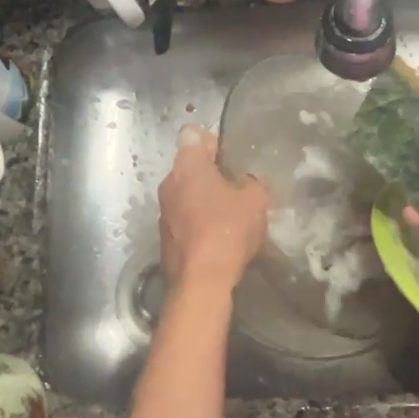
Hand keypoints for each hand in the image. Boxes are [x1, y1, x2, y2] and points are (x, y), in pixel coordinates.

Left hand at [157, 126, 269, 293]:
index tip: (231, 159)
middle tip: (236, 187)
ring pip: (186, 193)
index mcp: (187, 165)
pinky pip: (183, 218)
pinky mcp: (164, 237)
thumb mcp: (255, 200)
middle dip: (211, 173)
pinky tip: (217, 237)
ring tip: (229, 215)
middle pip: (190, 166)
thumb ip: (253, 181)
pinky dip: (197, 221)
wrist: (201, 282)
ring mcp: (163, 211)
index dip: (214, 143)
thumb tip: (247, 181)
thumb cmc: (227, 230)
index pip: (194, 135)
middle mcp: (169, 182)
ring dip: (203, 198)